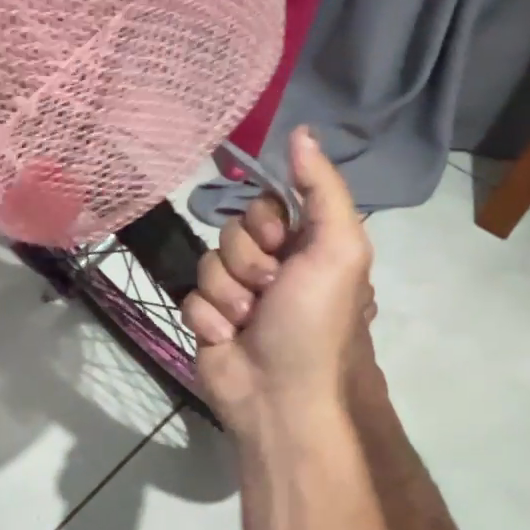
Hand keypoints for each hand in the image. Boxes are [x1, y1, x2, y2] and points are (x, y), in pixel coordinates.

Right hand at [180, 127, 375, 438]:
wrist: (281, 398)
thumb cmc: (316, 323)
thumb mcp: (339, 248)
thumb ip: (322, 188)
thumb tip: (300, 130)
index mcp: (307, 246)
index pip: (265, 204)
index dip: (267, 224)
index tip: (282, 248)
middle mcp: (273, 265)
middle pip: (232, 230)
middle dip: (248, 263)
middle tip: (270, 294)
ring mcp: (237, 293)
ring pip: (208, 262)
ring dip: (229, 295)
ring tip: (250, 324)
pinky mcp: (208, 319)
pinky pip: (191, 297)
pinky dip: (209, 319)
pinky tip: (229, 340)